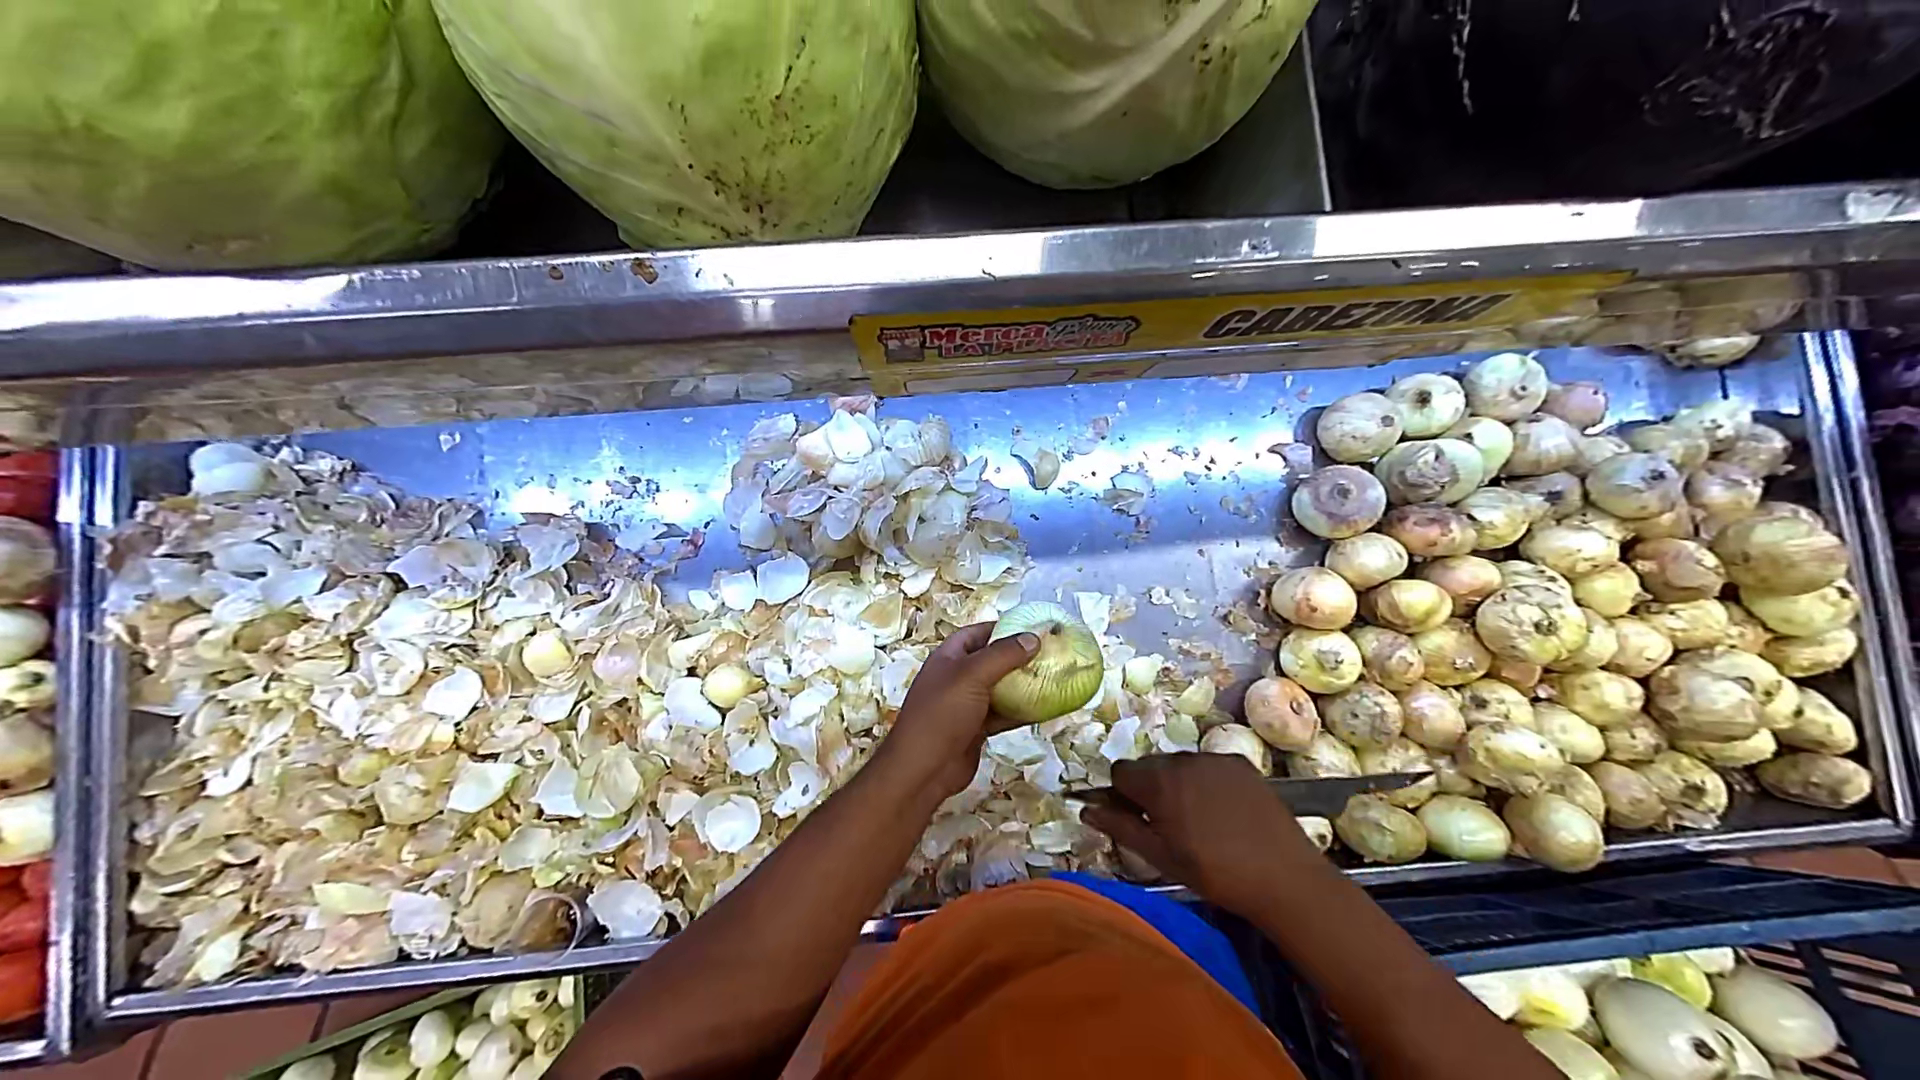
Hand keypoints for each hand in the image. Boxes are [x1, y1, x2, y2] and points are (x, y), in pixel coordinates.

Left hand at [871, 623, 1038, 799]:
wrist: (924, 769)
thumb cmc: (943, 713)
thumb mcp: (972, 675)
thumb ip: (1002, 655)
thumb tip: (1032, 638)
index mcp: (948, 657)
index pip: (977, 633)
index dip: (1002, 628)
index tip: (1032, 628)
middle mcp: (957, 677)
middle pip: (991, 660)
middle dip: (1017, 657)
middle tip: (1050, 654)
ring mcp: (966, 704)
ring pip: (1000, 688)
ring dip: (1022, 685)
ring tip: (1052, 678)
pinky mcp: (976, 728)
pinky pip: (1003, 713)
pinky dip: (1021, 710)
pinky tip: (1045, 708)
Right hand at [1082, 753, 1326, 916]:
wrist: (1284, 877)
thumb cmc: (1214, 873)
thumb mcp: (1160, 857)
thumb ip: (1120, 827)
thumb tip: (1086, 808)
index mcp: (1157, 782)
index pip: (1120, 771)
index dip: (1122, 794)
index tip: (1137, 818)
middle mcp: (1182, 760)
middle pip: (1150, 766)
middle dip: (1150, 788)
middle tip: (1168, 824)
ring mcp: (1214, 759)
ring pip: (1179, 764)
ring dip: (1178, 784)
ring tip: (1200, 820)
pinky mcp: (1240, 763)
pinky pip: (1208, 765)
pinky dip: (1206, 781)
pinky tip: (1224, 811)